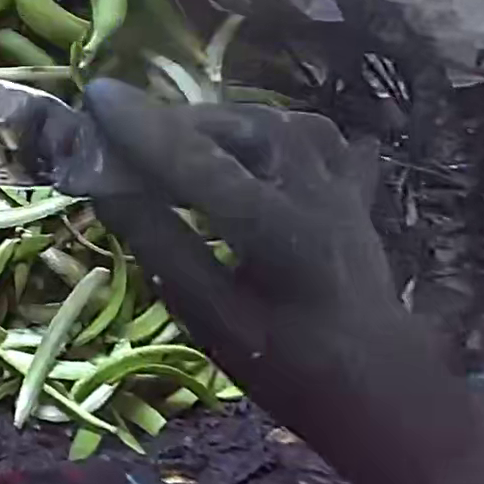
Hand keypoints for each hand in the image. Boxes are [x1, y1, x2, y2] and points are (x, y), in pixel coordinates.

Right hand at [25, 81, 483, 483]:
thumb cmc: (288, 367)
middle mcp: (318, 193)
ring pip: (259, 120)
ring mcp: (340, 180)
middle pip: (229, 130)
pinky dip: (252, 126)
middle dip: (163, 124)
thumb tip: (101, 185)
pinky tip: (228, 143)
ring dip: (202, 124)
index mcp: (284, 238)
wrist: (387, 389)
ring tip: (159, 144)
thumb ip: (158, 245)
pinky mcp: (348, 178)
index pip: (201, 165)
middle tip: (111, 135)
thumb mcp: (209, 319)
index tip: (96, 94)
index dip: (144, 127)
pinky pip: (297, 129)